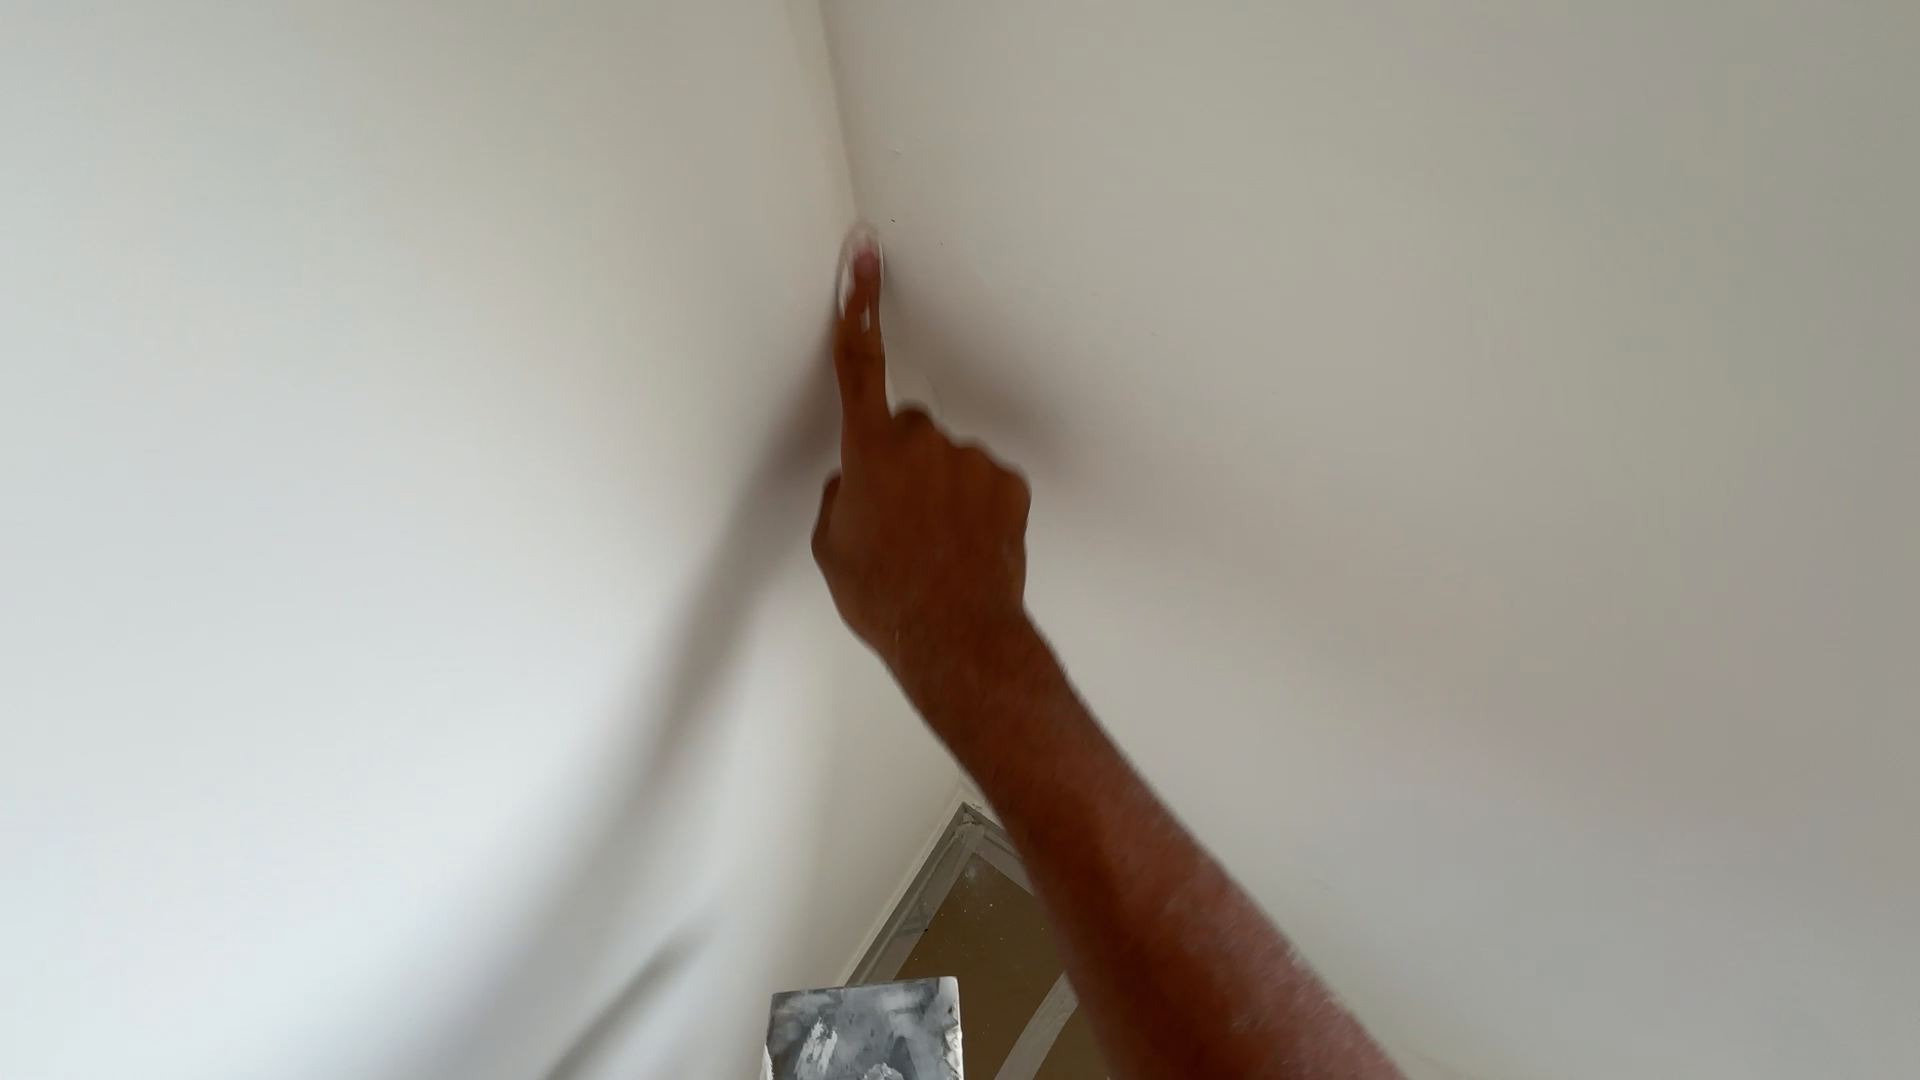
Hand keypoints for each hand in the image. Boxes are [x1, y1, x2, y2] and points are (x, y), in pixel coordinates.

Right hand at [811, 235, 1032, 681]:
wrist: (954, 636)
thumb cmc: (887, 599)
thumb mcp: (833, 550)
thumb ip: (841, 499)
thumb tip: (856, 485)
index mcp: (870, 452)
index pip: (858, 366)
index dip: (857, 308)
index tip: (864, 257)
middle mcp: (922, 444)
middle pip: (909, 433)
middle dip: (905, 465)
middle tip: (904, 522)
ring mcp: (971, 461)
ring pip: (949, 462)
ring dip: (942, 491)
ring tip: (937, 545)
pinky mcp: (1008, 482)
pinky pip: (984, 482)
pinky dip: (976, 505)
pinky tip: (968, 543)